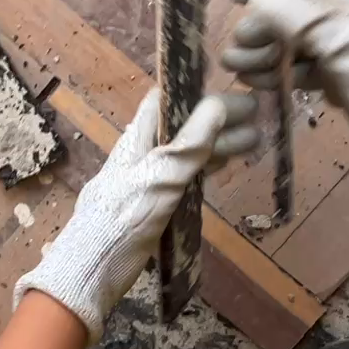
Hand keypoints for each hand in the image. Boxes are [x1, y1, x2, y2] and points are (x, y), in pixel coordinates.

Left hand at [14, 89, 256, 342]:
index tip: (226, 77)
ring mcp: (149, 178)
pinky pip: (186, 174)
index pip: (164, 98)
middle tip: (257, 109)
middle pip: (183, 123)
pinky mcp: (155, 203)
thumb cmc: (121, 221)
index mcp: (137, 138)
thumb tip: (217, 104)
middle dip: (217, 115)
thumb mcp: (159, 179)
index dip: (192, 85)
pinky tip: (227, 164)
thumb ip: (188, 145)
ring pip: (188, 150)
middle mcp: (143, 152)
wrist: (91, 271)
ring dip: (219, 141)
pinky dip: (209, 166)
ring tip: (256, 138)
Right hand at [220, 0, 348, 212]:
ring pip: (291, 48)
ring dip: (263, 56)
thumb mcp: (346, 46)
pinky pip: (301, 73)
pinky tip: (260, 87)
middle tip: (236, 53)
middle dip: (259, 29)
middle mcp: (340, 27)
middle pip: (288, 17)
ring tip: (239, 72)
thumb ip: (302, 20)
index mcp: (345, 8)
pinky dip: (279, 77)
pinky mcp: (339, 84)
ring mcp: (340, 56)